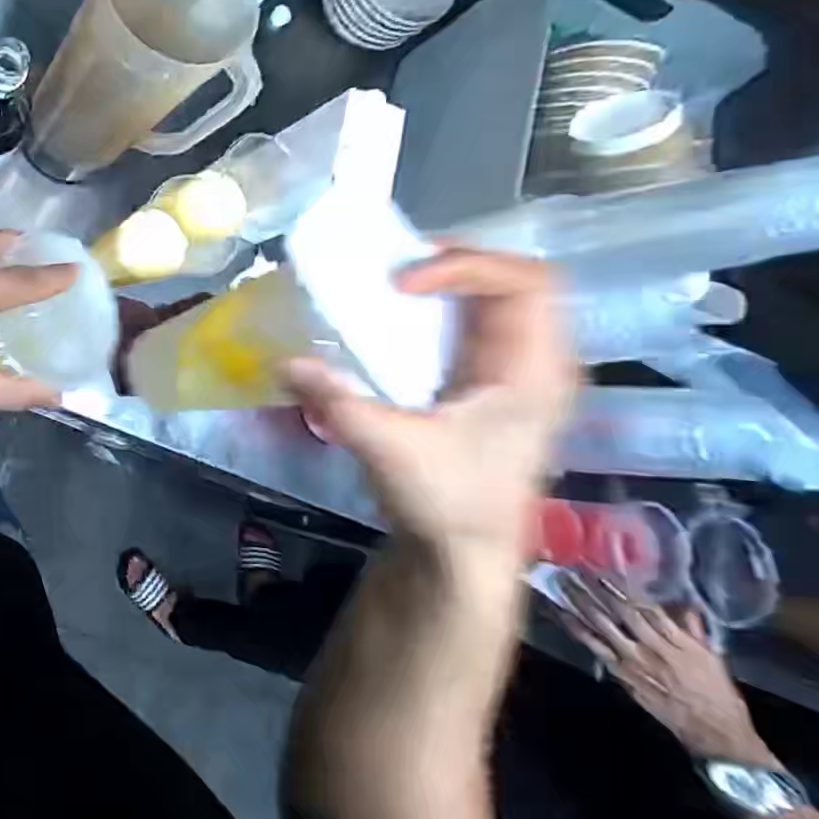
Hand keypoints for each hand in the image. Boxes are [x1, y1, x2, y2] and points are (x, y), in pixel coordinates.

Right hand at [283, 248, 576, 566]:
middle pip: (507, 280)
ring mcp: (511, 370)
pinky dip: (427, 310)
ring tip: (381, 285)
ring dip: (435, 284)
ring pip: (487, 298)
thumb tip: (285, 362)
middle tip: (384, 269)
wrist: (464, 553)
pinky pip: (465, 323)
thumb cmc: (448, 503)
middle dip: (445, 265)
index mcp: (533, 372)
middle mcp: (534, 360)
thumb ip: (338, 404)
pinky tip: (389, 320)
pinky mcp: (485, 381)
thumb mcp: (390, 451)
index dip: (464, 266)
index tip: (401, 283)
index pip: (525, 283)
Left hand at [558, 578, 775, 764]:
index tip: (604, 569)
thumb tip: (687, 604)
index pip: (646, 607)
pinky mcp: (619, 670)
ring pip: (601, 623)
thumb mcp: (711, 658)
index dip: (623, 587)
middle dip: (597, 588)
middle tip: (576, 568)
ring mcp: (633, 658)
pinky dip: (575, 627)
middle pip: (620, 610)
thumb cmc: (716, 693)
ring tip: (562, 582)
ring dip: (580, 601)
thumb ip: (694, 629)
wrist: (713, 729)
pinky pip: (592, 644)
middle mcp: (653, 646)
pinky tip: (560, 612)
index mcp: (679, 641)